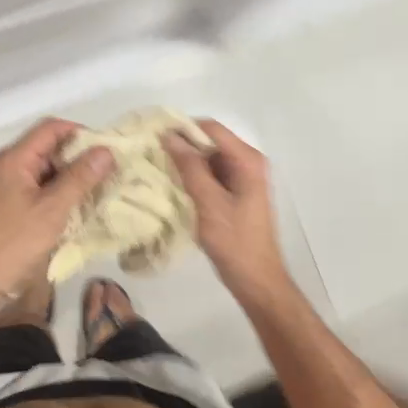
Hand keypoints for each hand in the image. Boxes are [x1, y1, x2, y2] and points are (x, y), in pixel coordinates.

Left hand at [0, 118, 114, 293]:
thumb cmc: (16, 243)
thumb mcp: (53, 209)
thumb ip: (80, 177)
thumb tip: (106, 150)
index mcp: (14, 159)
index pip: (51, 128)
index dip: (81, 134)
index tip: (107, 152)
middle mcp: (9, 167)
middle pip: (49, 148)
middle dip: (80, 158)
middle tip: (109, 174)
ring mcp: (8, 187)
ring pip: (47, 171)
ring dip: (72, 179)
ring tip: (100, 192)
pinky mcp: (11, 207)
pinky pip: (41, 190)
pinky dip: (61, 195)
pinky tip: (81, 209)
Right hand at [163, 119, 290, 300]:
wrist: (256, 279)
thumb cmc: (235, 241)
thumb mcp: (209, 203)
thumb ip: (190, 167)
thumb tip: (169, 136)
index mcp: (248, 160)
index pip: (211, 129)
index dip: (182, 129)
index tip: (153, 137)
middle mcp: (248, 163)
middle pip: (210, 143)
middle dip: (183, 148)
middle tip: (151, 156)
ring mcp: (243, 179)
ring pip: (209, 161)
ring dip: (186, 165)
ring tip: (157, 172)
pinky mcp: (236, 195)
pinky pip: (212, 177)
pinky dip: (194, 180)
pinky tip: (174, 189)